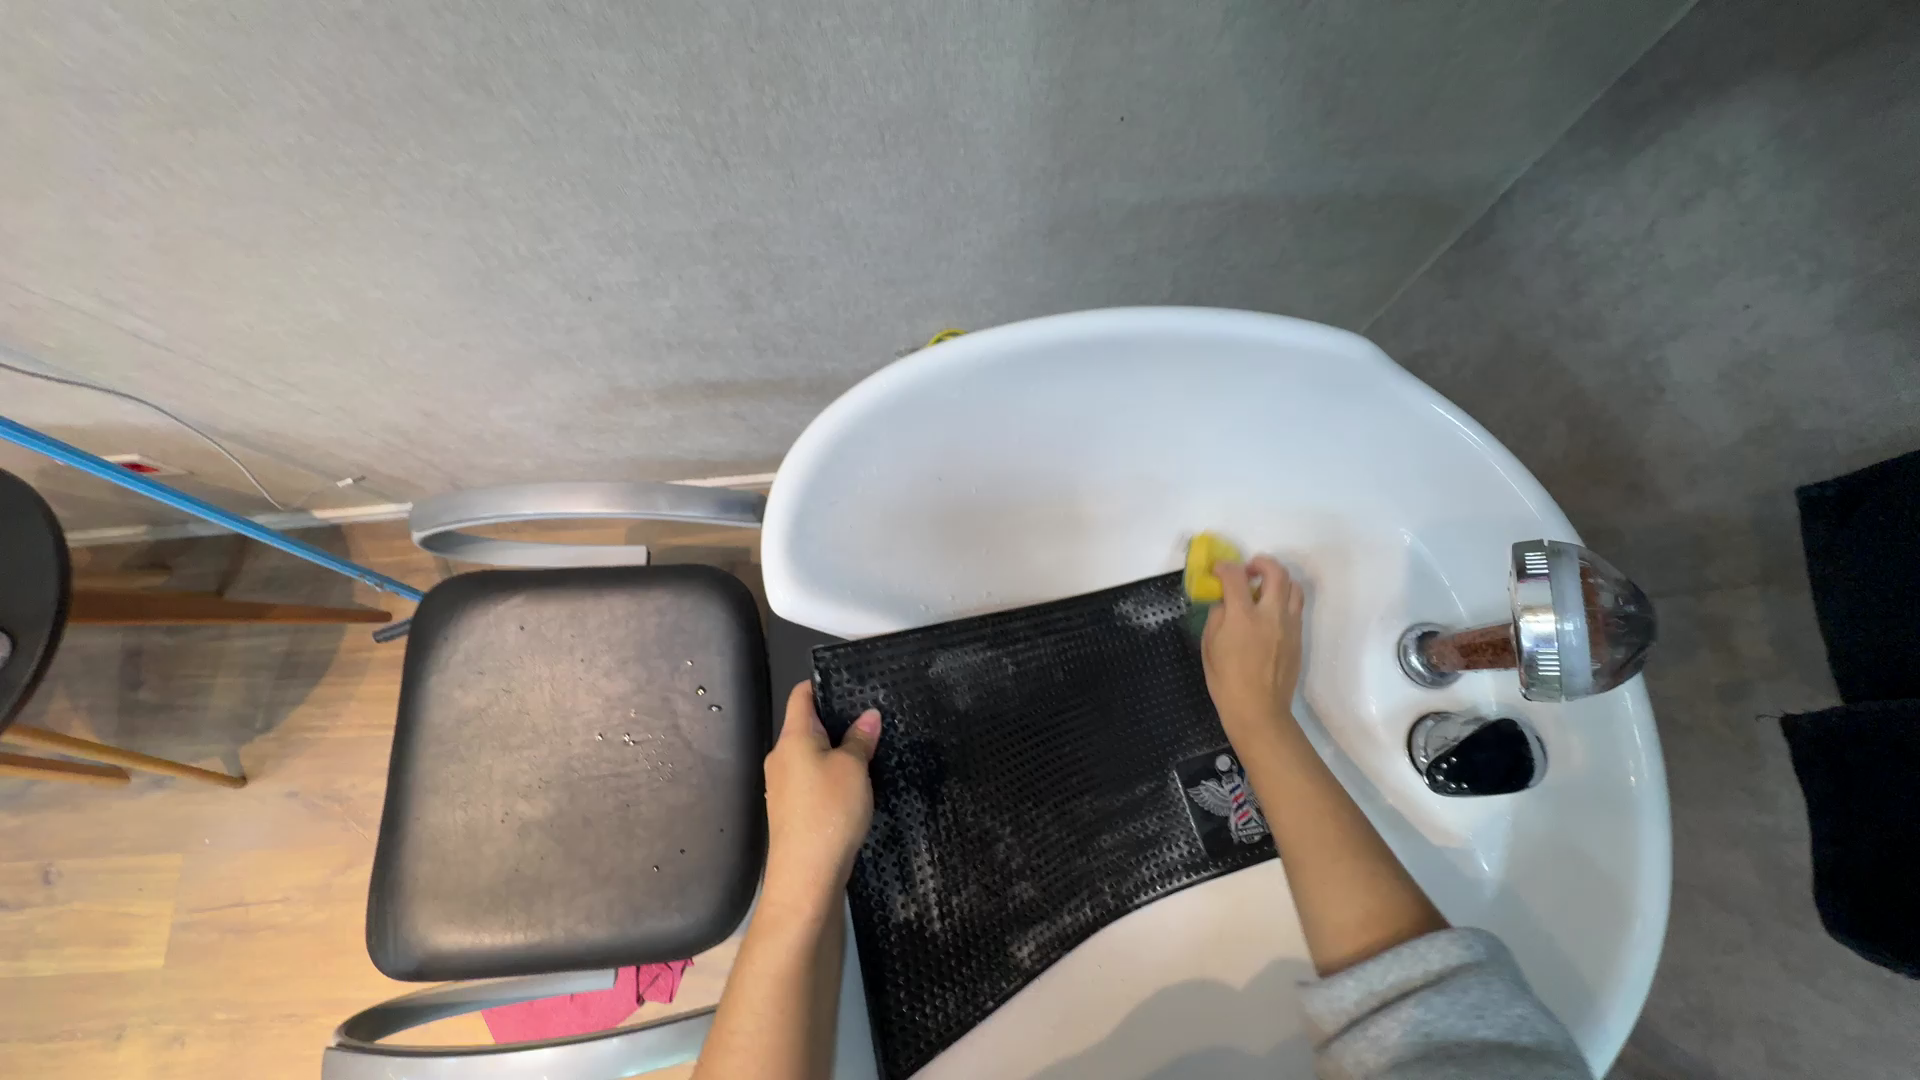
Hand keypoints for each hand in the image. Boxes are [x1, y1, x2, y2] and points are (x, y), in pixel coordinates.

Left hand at [763, 682, 882, 913]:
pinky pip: (812, 778)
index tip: (850, 681)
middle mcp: (781, 757)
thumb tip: (868, 715)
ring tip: (869, 747)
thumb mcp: (854, 769)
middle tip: (871, 715)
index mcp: (793, 738)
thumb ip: (860, 739)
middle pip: (806, 725)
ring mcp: (782, 786)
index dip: (822, 684)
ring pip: (811, 755)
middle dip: (836, 719)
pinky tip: (855, 782)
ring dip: (836, 750)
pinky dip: (831, 773)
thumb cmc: (829, 811)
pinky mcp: (791, 810)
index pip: (801, 696)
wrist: (806, 877)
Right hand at [1201, 556, 1306, 748]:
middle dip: (1261, 563)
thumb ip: (1217, 617)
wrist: (1258, 709)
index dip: (1224, 567)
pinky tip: (1270, 611)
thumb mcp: (1209, 646)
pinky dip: (1284, 598)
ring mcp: (1289, 625)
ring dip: (1278, 579)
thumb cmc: (1226, 680)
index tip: (1218, 570)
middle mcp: (1271, 614)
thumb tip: (1226, 604)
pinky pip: (1296, 606)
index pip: (1235, 577)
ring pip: (1294, 586)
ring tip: (1264, 587)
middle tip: (1248, 569)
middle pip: (1276, 572)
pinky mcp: (1298, 636)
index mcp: (1243, 617)